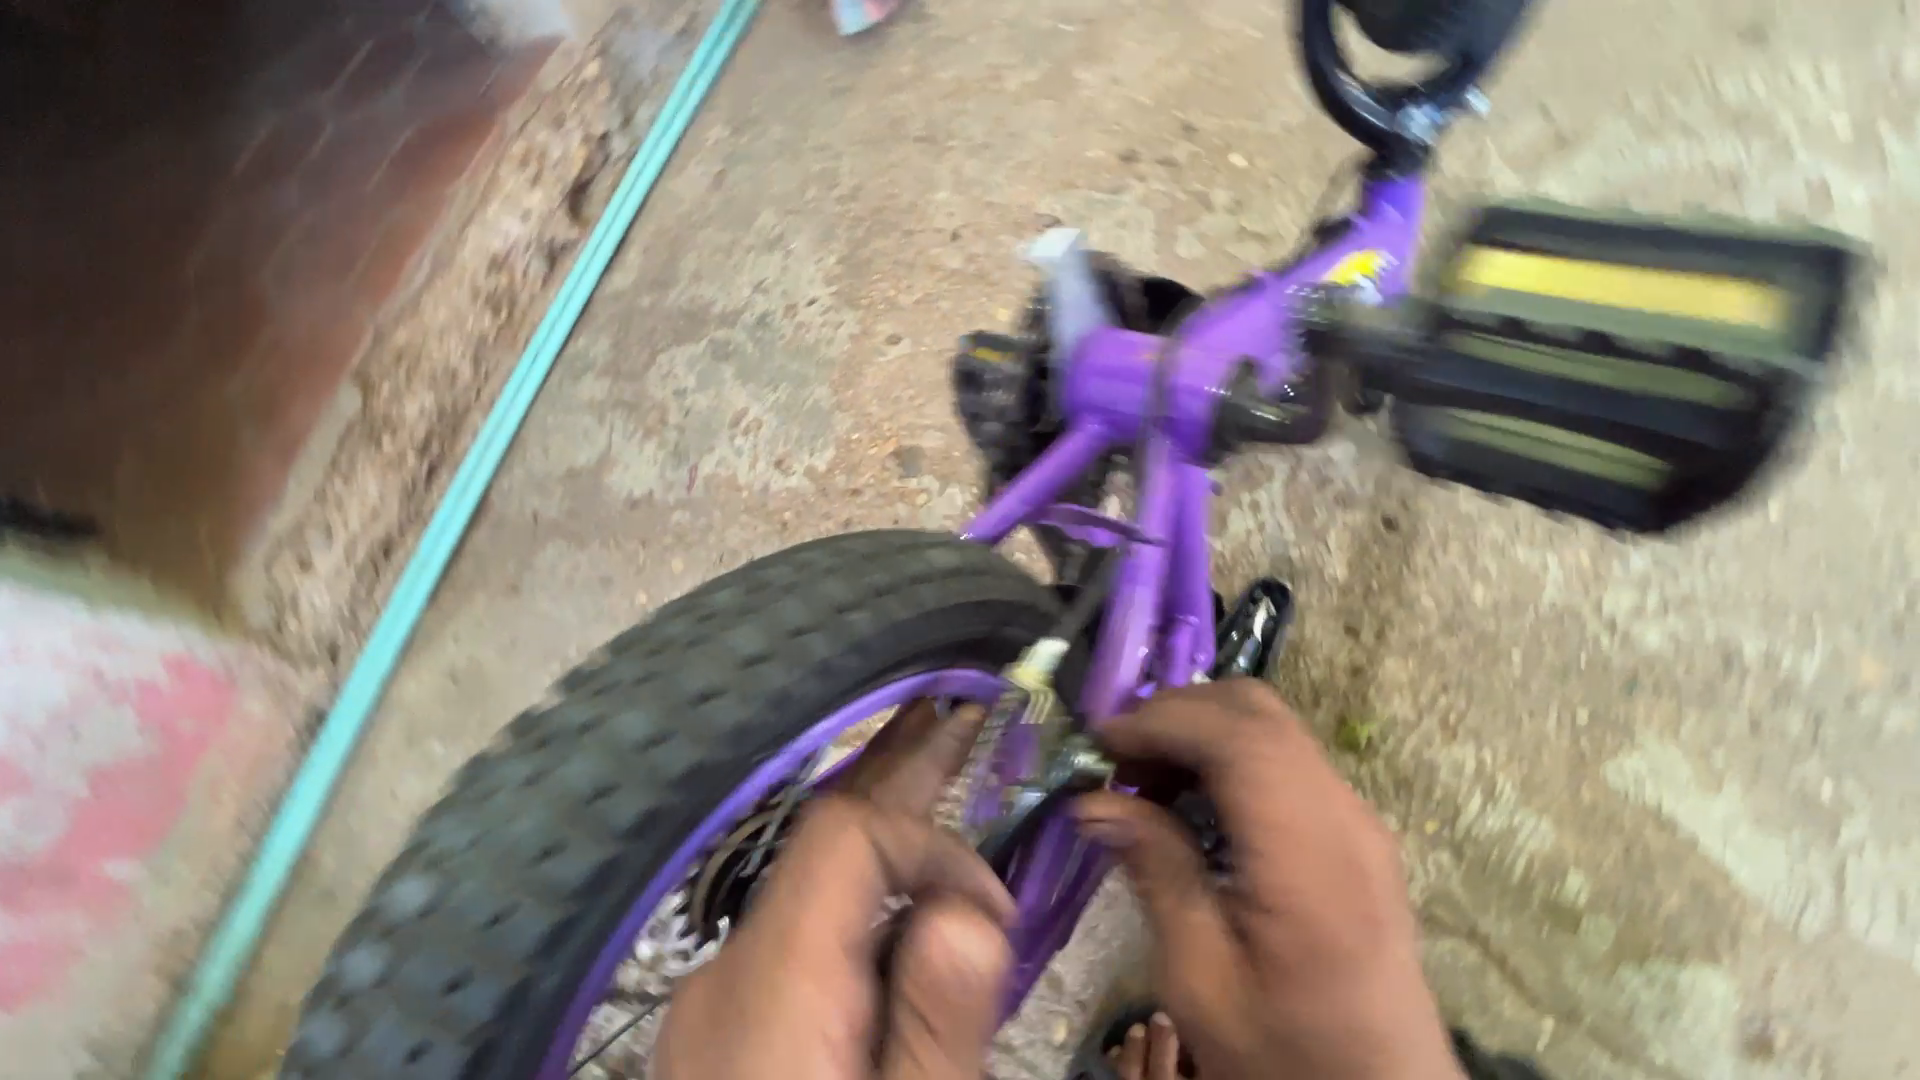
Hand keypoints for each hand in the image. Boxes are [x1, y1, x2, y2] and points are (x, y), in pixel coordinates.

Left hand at [653, 702, 1013, 1079]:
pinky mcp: (721, 1023)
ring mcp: (716, 992)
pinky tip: (905, 913)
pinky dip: (860, 902)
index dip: (931, 841)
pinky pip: (800, 929)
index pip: (848, 832)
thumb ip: (936, 1017)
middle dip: (900, 774)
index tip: (992, 904)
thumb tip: (972, 909)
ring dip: (887, 838)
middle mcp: (730, 966)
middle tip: (957, 715)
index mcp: (774, 977)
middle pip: (825, 836)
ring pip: (814, 880)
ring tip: (935, 768)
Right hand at [1076, 679, 1462, 1079]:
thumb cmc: (1285, 1050)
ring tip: (1143, 779)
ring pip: (1270, 724)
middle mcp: (1345, 815)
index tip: (1100, 744)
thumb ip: (1157, 874)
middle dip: (1175, 713)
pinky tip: (1188, 800)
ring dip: (1197, 730)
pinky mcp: (1351, 829)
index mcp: (1310, 855)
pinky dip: (1224, 753)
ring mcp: (1356, 817)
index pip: (1240, 737)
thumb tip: (1094, 802)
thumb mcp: (1200, 979)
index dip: (1163, 720)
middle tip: (1116, 758)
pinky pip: (1282, 757)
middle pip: (1257, 711)